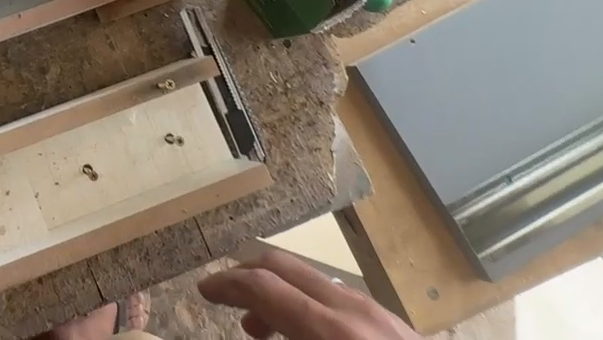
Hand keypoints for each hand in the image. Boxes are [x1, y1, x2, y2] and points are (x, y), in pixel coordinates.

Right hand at [198, 248, 420, 338]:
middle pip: (286, 268)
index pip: (264, 286)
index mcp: (330, 330)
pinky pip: (341, 303)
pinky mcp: (399, 332)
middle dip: (249, 277)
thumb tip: (254, 331)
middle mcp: (354, 311)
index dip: (227, 285)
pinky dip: (311, 310)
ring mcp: (381, 319)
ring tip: (261, 331)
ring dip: (280, 296)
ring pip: (314, 284)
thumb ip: (284, 336)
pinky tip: (309, 339)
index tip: (202, 292)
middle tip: (225, 298)